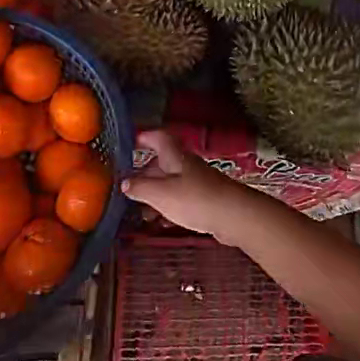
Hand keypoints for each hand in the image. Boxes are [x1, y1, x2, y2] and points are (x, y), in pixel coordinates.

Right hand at [123, 130, 264, 243]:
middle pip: (162, 163)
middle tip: (126, 190)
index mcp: (174, 156)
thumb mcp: (160, 194)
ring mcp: (197, 182)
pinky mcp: (206, 200)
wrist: (235, 216)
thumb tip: (124, 182)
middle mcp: (186, 165)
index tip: (130, 142)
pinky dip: (169, 208)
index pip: (158, 137)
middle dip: (144, 175)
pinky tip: (162, 223)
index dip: (144, 136)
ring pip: (170, 184)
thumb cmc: (195, 199)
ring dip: (155, 196)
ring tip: (141, 213)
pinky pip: (181, 200)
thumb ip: (140, 187)